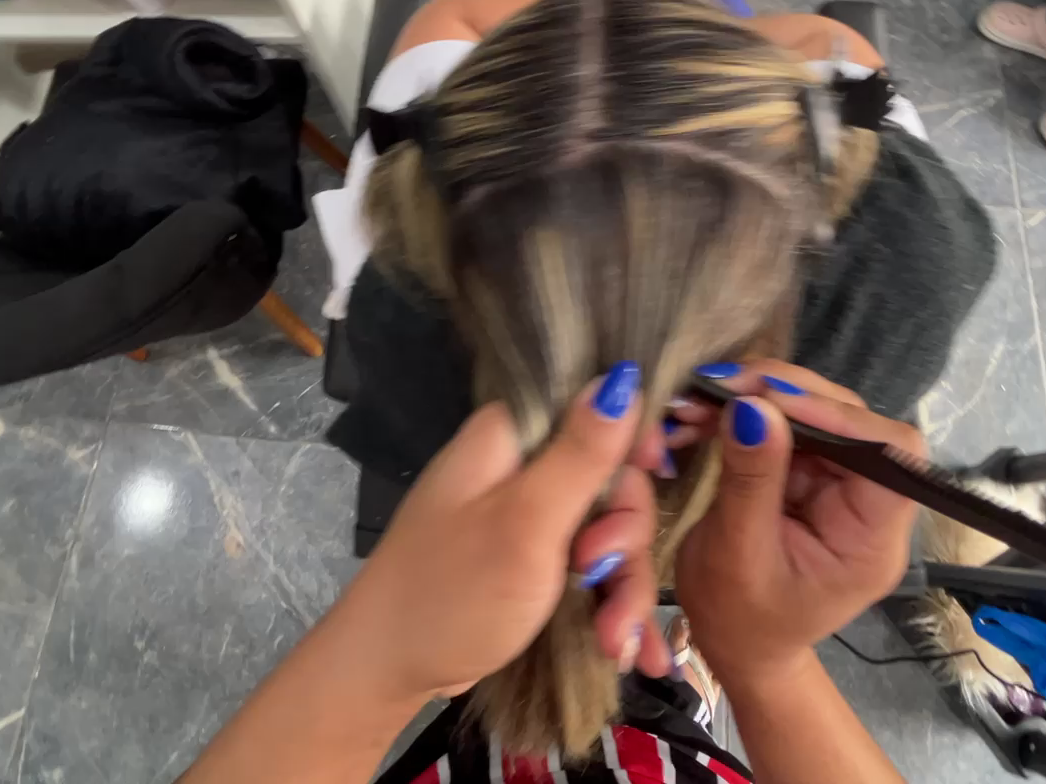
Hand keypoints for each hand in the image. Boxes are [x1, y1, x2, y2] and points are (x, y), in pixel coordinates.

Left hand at [330, 362, 670, 704]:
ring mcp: (527, 513)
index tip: (656, 471)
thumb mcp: (526, 521)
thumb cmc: (452, 590)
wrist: (389, 668)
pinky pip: (589, 564)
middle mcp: (522, 465)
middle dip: (623, 534)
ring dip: (620, 584)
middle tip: (600, 575)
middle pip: (609, 476)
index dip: (633, 437)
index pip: (594, 406)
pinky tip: (628, 648)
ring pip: (605, 528)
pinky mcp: (532, 555)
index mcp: (513, 435)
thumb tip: (624, 377)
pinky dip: (609, 602)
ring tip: (613, 641)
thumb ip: (580, 453)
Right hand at [675, 361, 922, 686]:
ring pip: (811, 410)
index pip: (889, 453)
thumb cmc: (739, 618)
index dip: (839, 416)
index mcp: (869, 537)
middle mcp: (862, 500)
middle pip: (848, 418)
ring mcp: (832, 482)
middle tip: (719, 386)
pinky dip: (741, 409)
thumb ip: (751, 480)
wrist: (734, 643)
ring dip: (755, 395)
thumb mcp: (738, 555)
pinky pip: (780, 422)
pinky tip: (703, 411)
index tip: (770, 402)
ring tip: (701, 396)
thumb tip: (754, 406)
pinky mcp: (801, 471)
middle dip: (783, 393)